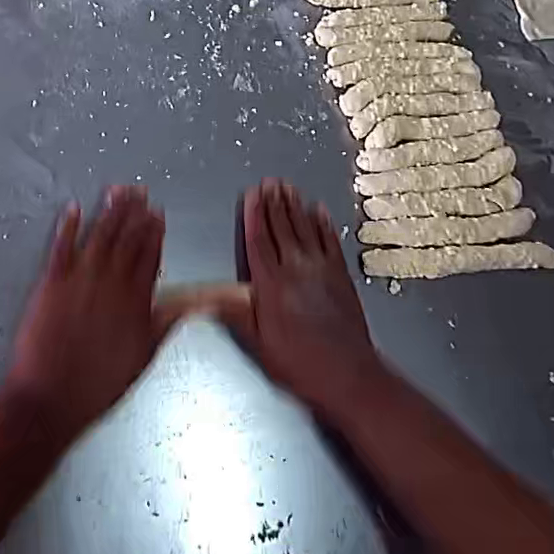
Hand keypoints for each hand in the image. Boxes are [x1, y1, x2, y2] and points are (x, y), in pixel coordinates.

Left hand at [5, 186, 167, 436]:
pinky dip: (68, 226)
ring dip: (110, 212)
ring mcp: (81, 280)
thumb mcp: (143, 356)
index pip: (150, 256)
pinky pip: (61, 247)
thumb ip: (164, 323)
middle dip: (136, 213)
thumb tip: (190, 305)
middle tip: (141, 192)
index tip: (158, 214)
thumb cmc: (98, 384)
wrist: (51, 399)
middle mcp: (112, 282)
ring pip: (100, 236)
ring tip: (118, 191)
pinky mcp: (52, 283)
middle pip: (128, 239)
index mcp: (135, 300)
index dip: (155, 233)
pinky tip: (73, 208)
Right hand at [218, 178, 387, 417]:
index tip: (252, 194)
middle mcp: (296, 268)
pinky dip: (323, 223)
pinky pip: (330, 240)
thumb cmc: (299, 362)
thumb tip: (205, 296)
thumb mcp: (259, 342)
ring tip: (288, 187)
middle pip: (282, 228)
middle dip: (274, 203)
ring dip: (295, 206)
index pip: (259, 240)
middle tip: (270, 181)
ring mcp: (321, 268)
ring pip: (305, 228)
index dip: (254, 214)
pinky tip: (319, 209)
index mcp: (271, 284)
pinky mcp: (340, 274)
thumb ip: (236, 312)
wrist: (348, 373)